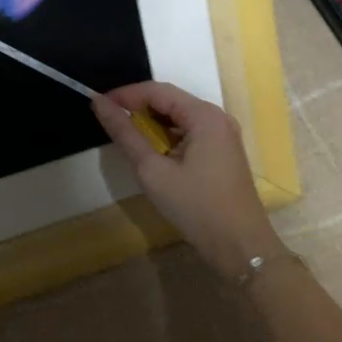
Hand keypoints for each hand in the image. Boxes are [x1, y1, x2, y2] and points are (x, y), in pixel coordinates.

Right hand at [93, 82, 282, 280]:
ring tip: (126, 136)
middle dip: (137, 107)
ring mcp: (223, 135)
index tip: (98, 105)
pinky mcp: (223, 151)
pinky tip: (152, 152)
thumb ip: (124, 133)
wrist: (243, 250)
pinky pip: (189, 131)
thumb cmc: (196, 208)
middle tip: (109, 121)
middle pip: (168, 100)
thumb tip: (98, 103)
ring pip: (178, 116)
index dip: (124, 95)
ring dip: (151, 123)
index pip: (156, 90)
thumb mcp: (152, 170)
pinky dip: (166, 135)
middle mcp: (217, 117)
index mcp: (204, 116)